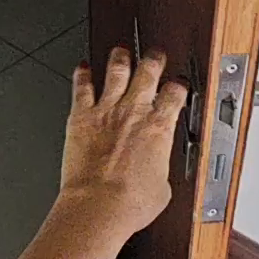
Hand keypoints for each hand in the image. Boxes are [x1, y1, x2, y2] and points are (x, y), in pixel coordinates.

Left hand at [54, 46, 187, 243]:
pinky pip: (82, 87)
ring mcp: (106, 111)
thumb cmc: (129, 203)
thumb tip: (155, 172)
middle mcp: (134, 112)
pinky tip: (82, 68)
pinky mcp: (81, 116)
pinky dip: (82, 75)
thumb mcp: (162, 187)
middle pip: (148, 72)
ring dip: (120, 58)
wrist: (97, 206)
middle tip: (155, 55)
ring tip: (120, 52)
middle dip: (153, 59)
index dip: (178, 85)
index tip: (177, 83)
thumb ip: (159, 168)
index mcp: (159, 128)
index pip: (175, 94)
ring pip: (116, 70)